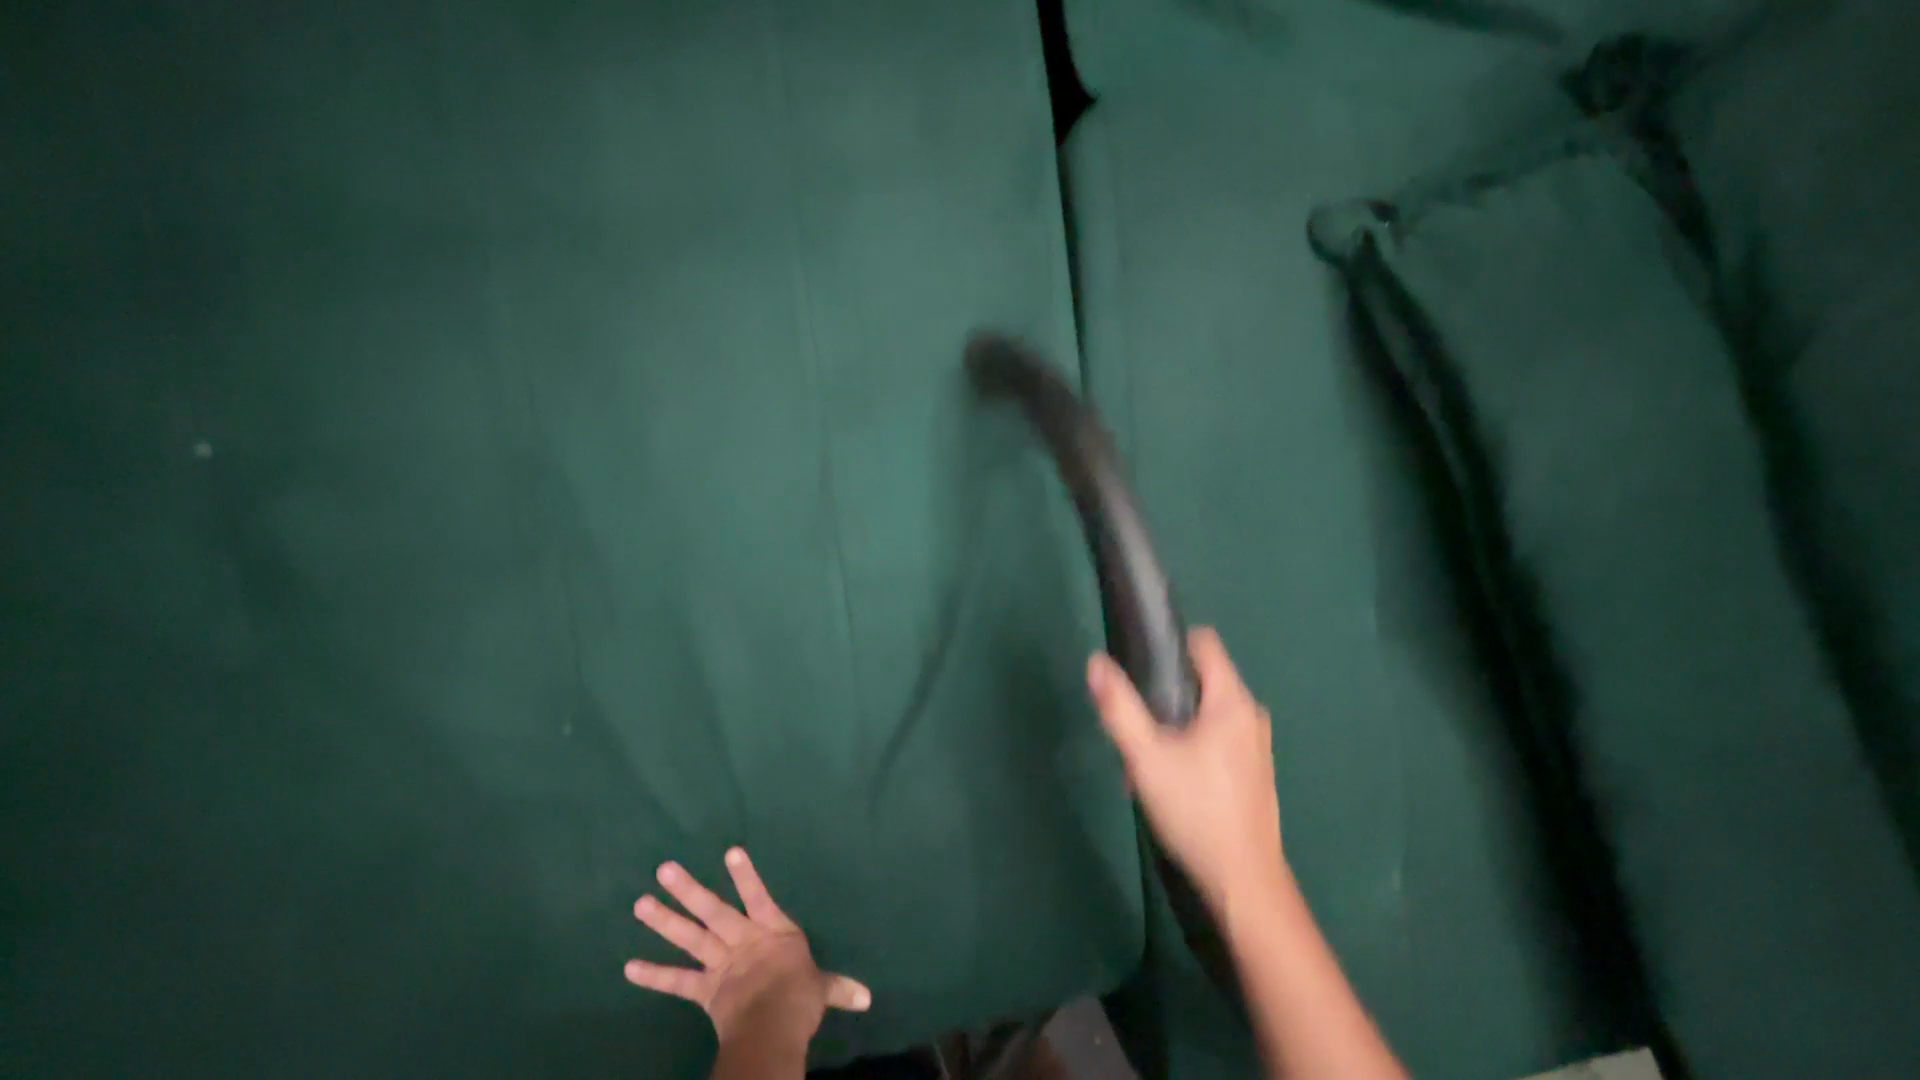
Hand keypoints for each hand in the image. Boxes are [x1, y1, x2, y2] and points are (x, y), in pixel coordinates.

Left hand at [625, 847, 870, 1048]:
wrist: (774, 1026)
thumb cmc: (800, 998)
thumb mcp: (822, 988)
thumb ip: (838, 987)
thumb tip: (867, 998)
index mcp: (773, 931)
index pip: (759, 896)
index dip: (745, 874)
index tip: (730, 850)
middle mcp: (742, 940)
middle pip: (713, 911)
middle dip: (688, 890)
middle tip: (664, 868)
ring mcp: (720, 963)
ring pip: (690, 937)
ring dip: (664, 920)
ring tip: (640, 903)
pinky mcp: (704, 989)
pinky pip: (676, 981)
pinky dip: (653, 975)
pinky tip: (628, 967)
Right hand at [1088, 627, 1285, 912]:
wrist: (1244, 881)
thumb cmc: (1196, 811)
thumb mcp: (1146, 757)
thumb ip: (1119, 707)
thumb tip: (1096, 662)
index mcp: (1232, 701)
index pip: (1205, 643)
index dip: (1170, 644)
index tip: (1138, 664)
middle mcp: (1252, 715)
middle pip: (1202, 680)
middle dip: (1165, 693)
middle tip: (1136, 723)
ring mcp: (1258, 746)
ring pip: (1208, 713)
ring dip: (1175, 725)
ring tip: (1147, 759)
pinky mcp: (1255, 773)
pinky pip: (1219, 740)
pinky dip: (1193, 746)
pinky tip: (1170, 782)